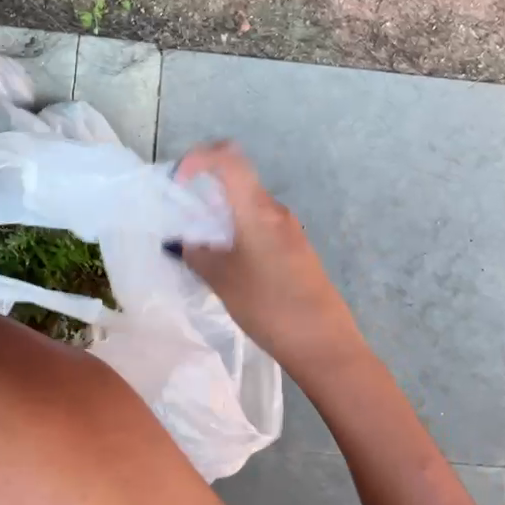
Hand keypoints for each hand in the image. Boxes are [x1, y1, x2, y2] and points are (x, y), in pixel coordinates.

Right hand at [177, 142, 361, 369]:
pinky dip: (237, 232)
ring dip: (221, 215)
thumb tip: (181, 241)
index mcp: (256, 208)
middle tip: (181, 217)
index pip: (228, 158)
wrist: (325, 346)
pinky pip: (259, 226)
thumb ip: (196, 253)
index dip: (198, 159)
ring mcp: (289, 230)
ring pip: (247, 206)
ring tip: (201, 246)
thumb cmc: (269, 305)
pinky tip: (227, 263)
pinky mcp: (296, 250)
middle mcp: (275, 210)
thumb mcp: (221, 279)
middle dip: (205, 191)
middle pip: (236, 180)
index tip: (178, 183)